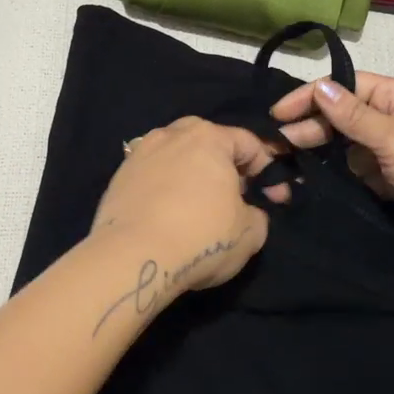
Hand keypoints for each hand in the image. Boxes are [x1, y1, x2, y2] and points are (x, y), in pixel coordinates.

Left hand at [89, 117, 274, 295]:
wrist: (131, 258)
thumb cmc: (200, 238)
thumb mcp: (250, 233)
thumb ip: (257, 213)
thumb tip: (246, 212)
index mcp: (208, 137)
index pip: (249, 143)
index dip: (268, 171)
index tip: (275, 200)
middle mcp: (172, 134)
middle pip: (208, 141)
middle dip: (226, 165)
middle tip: (235, 196)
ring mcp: (140, 153)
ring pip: (176, 155)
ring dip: (192, 173)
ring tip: (198, 205)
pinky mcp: (118, 177)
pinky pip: (152, 175)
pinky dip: (165, 188)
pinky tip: (168, 214)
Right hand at [271, 74, 393, 259]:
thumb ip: (354, 116)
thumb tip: (319, 86)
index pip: (343, 87)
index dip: (309, 97)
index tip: (275, 117)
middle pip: (342, 115)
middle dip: (310, 127)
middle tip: (277, 147)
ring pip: (347, 145)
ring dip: (322, 153)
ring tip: (289, 165)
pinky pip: (360, 171)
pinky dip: (341, 175)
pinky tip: (316, 182)